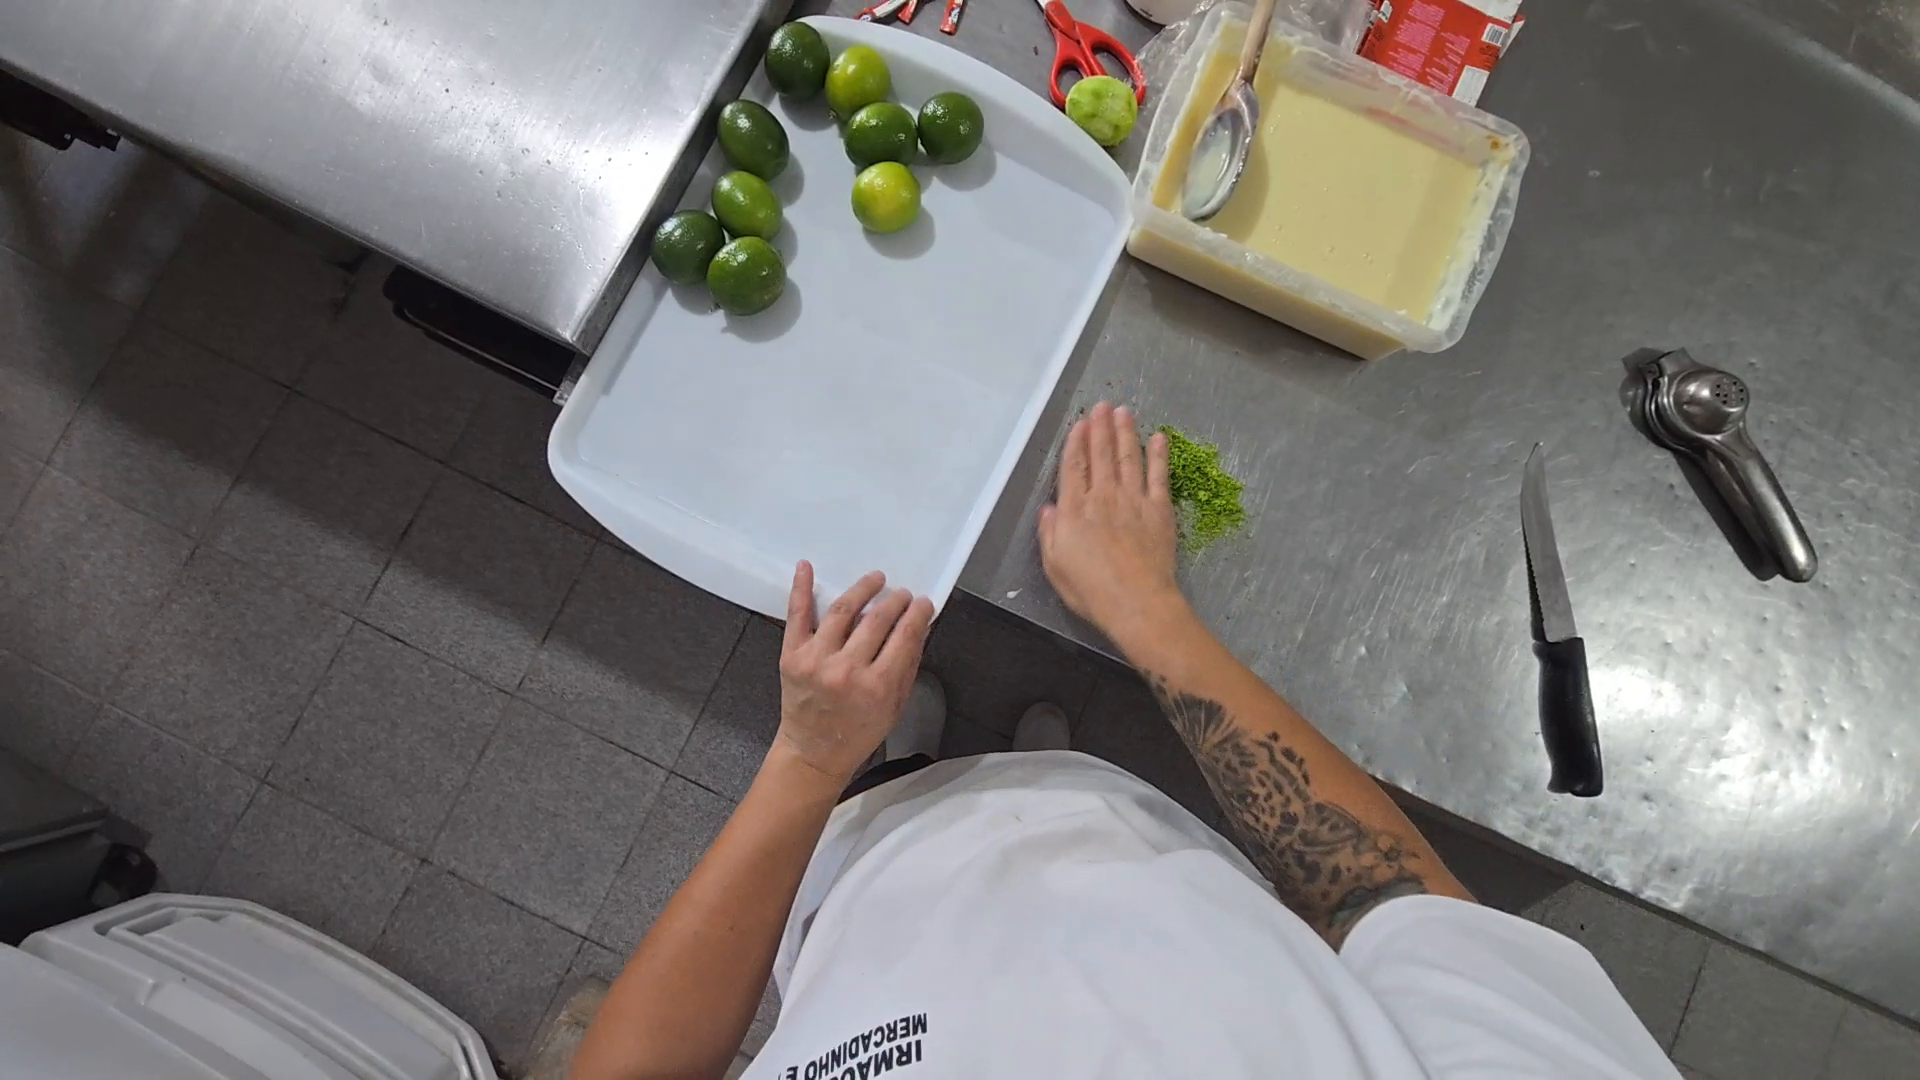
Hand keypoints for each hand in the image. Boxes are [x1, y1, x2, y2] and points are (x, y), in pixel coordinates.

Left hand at [773, 562, 934, 786]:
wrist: (813, 753)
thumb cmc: (860, 730)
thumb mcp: (895, 704)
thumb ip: (908, 663)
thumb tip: (919, 624)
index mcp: (878, 686)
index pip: (904, 636)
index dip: (918, 613)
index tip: (923, 602)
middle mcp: (846, 670)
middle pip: (876, 620)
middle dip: (894, 601)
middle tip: (902, 593)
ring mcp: (816, 661)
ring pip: (841, 611)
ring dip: (862, 589)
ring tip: (876, 579)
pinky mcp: (791, 656)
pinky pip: (796, 616)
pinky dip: (800, 589)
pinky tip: (805, 567)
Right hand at [1038, 402, 1186, 652]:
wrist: (1137, 603)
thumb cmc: (1091, 590)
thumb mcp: (1055, 566)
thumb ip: (1050, 533)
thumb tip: (1049, 508)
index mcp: (1075, 511)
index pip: (1073, 468)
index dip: (1075, 443)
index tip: (1079, 424)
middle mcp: (1104, 498)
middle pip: (1101, 456)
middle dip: (1100, 428)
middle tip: (1102, 405)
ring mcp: (1134, 501)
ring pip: (1129, 458)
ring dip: (1126, 433)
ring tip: (1124, 412)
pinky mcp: (1160, 510)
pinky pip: (1159, 476)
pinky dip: (1159, 455)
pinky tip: (1159, 438)